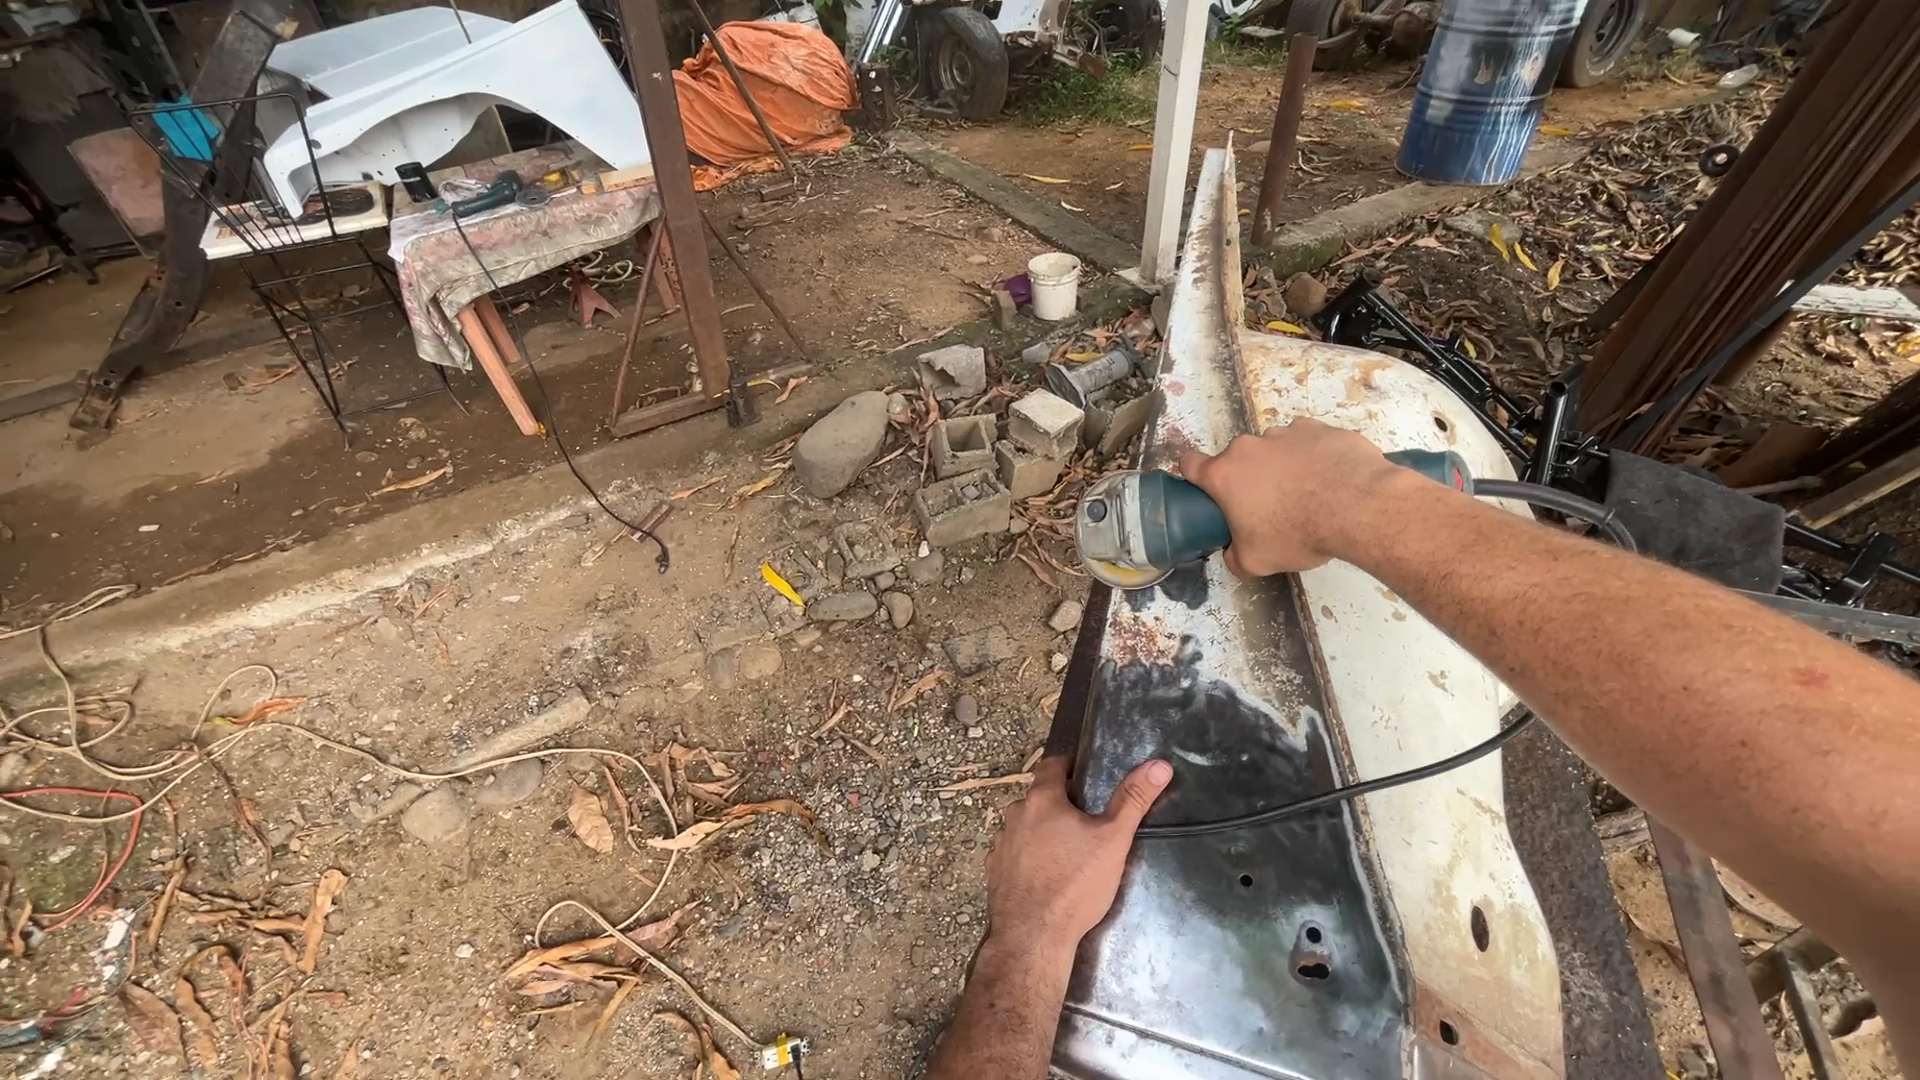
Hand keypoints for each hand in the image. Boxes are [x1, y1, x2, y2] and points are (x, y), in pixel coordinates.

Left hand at [984, 756, 1171, 955]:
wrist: (1034, 937)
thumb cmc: (1076, 883)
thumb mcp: (1113, 839)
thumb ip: (1133, 800)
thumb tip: (1158, 766)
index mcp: (1042, 800)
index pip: (1051, 765)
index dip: (1067, 765)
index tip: (1082, 772)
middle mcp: (1015, 815)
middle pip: (1038, 797)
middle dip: (1058, 802)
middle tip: (1084, 817)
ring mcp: (1001, 843)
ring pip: (1024, 825)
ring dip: (1040, 829)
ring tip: (1065, 848)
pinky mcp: (994, 871)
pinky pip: (1013, 852)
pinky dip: (1027, 855)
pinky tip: (1044, 873)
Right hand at [1180, 419, 1405, 577]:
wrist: (1360, 508)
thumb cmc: (1298, 534)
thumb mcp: (1256, 561)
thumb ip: (1235, 556)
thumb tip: (1233, 553)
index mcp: (1224, 475)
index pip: (1189, 463)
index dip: (1194, 476)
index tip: (1208, 490)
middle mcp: (1249, 447)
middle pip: (1237, 458)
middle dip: (1248, 477)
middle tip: (1269, 505)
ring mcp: (1286, 433)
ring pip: (1274, 448)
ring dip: (1282, 465)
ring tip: (1308, 492)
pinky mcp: (1320, 428)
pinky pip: (1307, 441)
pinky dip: (1313, 456)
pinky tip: (1331, 477)